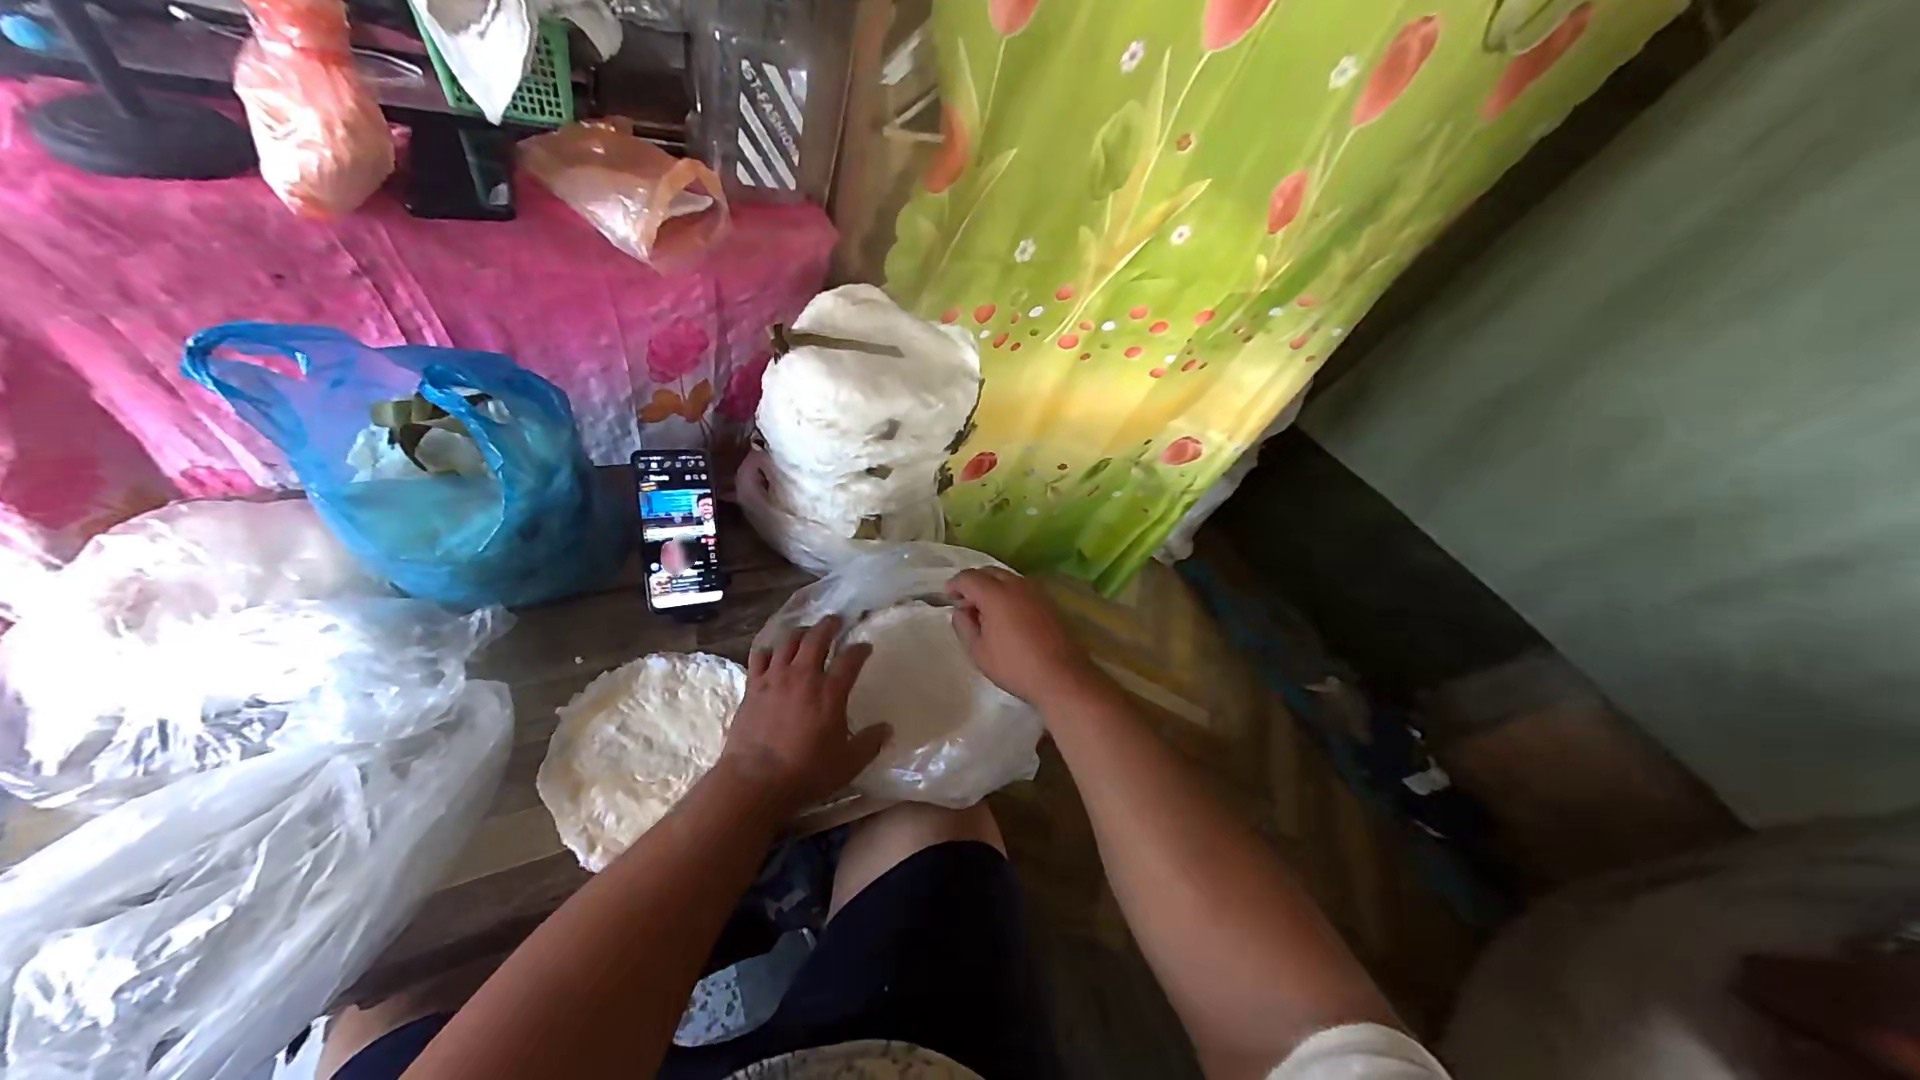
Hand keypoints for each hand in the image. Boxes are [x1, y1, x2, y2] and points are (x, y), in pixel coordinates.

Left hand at [722, 616, 889, 814]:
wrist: (755, 780)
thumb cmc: (806, 772)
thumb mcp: (848, 763)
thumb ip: (870, 743)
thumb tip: (887, 729)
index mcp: (830, 692)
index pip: (850, 659)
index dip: (860, 649)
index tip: (865, 647)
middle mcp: (803, 676)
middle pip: (817, 638)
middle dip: (829, 625)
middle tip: (835, 620)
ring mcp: (775, 678)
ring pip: (788, 641)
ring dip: (800, 632)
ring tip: (806, 631)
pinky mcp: (753, 686)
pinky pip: (759, 656)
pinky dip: (768, 649)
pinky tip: (772, 651)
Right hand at [947, 567, 1102, 707]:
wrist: (1062, 676)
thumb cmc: (1015, 666)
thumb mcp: (979, 652)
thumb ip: (964, 626)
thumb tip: (960, 611)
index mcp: (996, 593)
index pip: (968, 577)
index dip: (954, 585)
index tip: (948, 597)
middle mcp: (1017, 585)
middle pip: (989, 572)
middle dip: (973, 583)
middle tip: (965, 603)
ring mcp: (1037, 592)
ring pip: (1008, 578)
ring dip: (993, 587)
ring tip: (986, 610)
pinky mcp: (1051, 602)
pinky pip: (1023, 589)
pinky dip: (1010, 594)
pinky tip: (1008, 616)